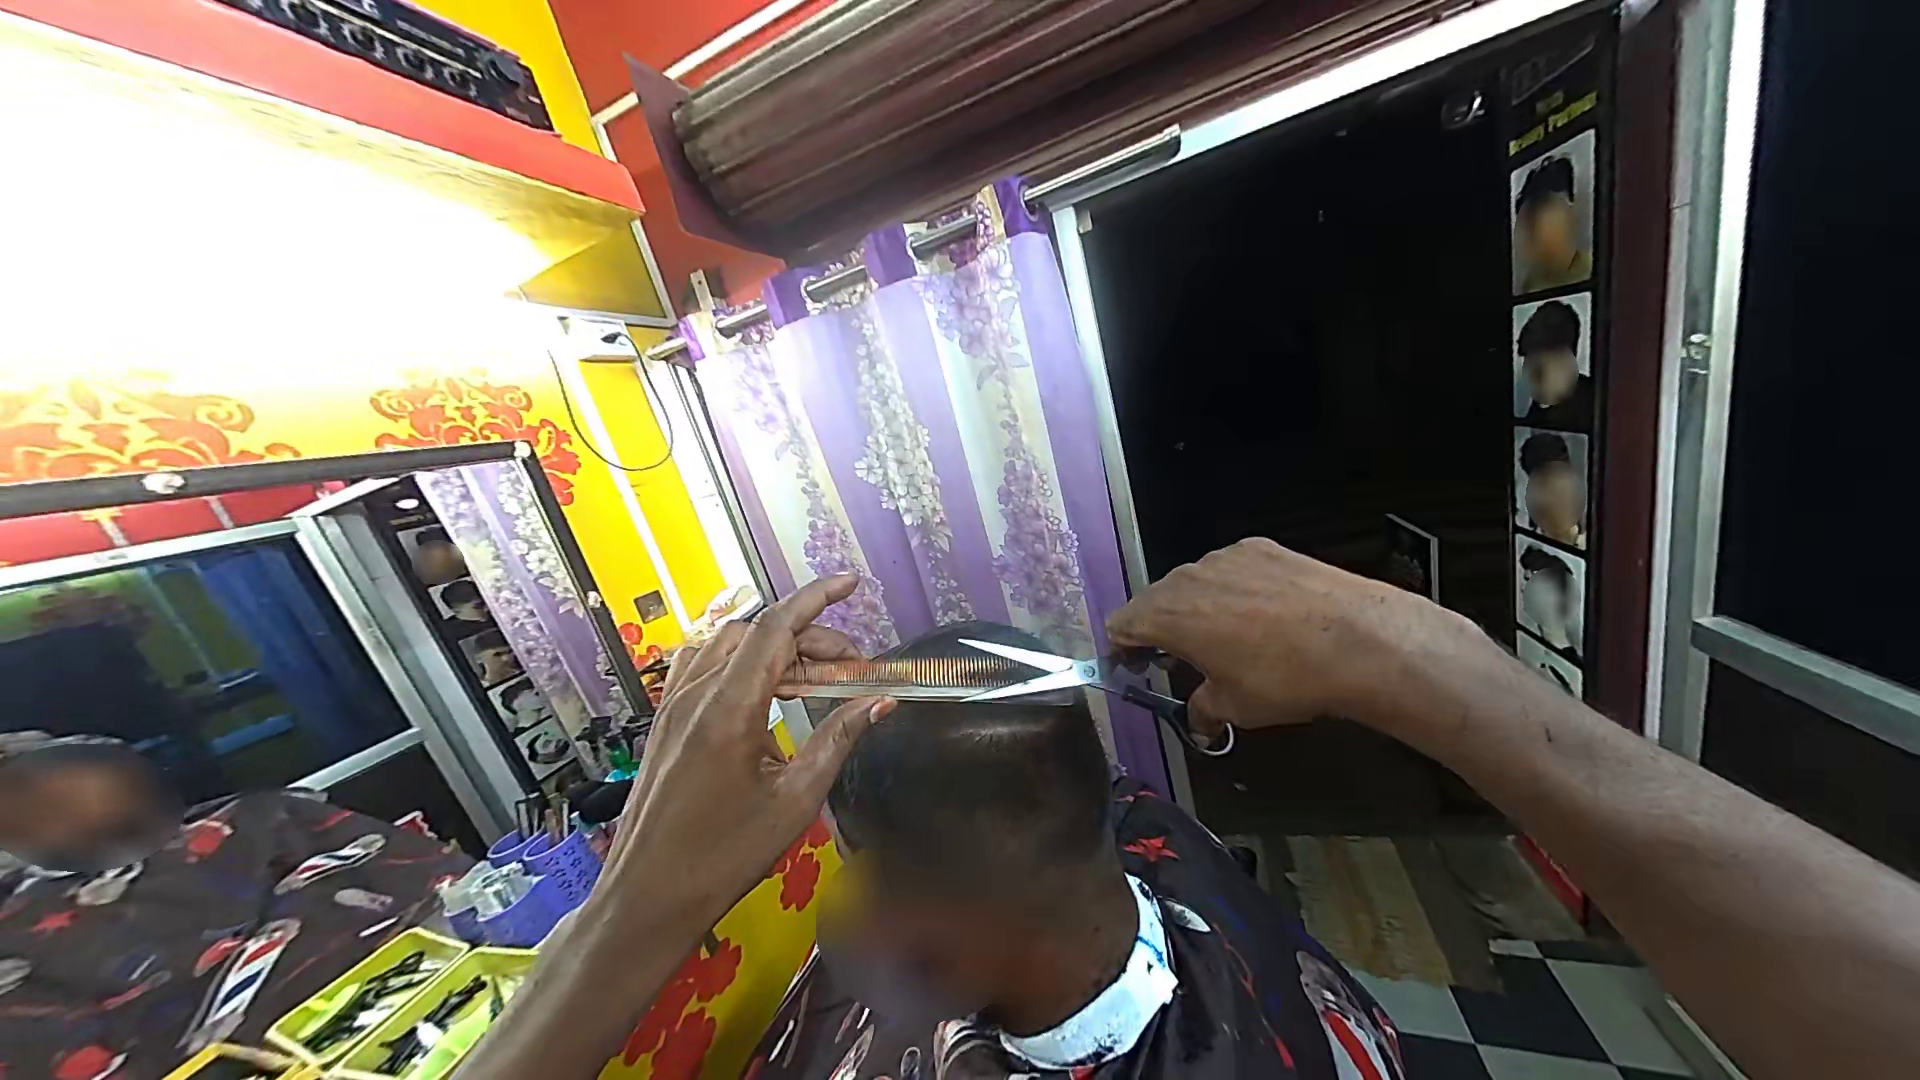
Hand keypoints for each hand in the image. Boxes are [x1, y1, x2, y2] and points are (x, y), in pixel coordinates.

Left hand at [600, 575, 894, 928]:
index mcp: (730, 707)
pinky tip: (761, 685)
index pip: (777, 627)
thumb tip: (880, 701)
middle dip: (813, 639)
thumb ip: (839, 738)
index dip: (816, 598)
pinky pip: (705, 663)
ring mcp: (675, 703)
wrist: (646, 899)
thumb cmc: (724, 855)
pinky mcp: (666, 719)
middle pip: (761, 635)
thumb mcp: (796, 799)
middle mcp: (698, 693)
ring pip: (731, 644)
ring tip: (812, 676)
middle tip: (852, 669)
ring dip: (777, 647)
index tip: (850, 583)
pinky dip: (742, 657)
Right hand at [1107, 538, 1465, 733]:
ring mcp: (1222, 558)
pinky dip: (1232, 586)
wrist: (1359, 640)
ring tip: (1231, 632)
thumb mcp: (1235, 706)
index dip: (1123, 647)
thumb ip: (1202, 710)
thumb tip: (1199, 725)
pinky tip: (1265, 609)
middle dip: (1159, 627)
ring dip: (1195, 605)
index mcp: (1166, 616)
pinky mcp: (1258, 547)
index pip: (1120, 624)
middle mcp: (1185, 579)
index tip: (1138, 665)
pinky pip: (1229, 568)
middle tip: (1183, 655)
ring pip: (1191, 582)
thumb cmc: (1283, 678)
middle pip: (1153, 600)